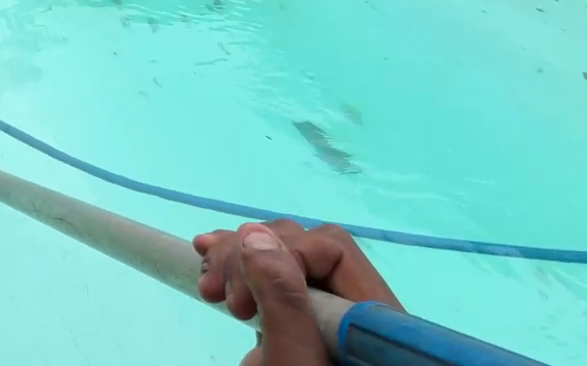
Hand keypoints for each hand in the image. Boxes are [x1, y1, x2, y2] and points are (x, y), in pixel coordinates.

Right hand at [192, 220, 401, 365]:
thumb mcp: (291, 365)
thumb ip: (284, 301)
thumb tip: (256, 234)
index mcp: (376, 325)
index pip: (335, 252)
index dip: (285, 255)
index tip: (245, 297)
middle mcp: (359, 315)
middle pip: (304, 247)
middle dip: (251, 259)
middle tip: (222, 298)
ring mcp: (328, 317)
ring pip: (279, 254)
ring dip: (235, 261)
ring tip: (209, 290)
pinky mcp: (301, 321)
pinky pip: (269, 271)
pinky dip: (234, 266)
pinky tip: (210, 272)